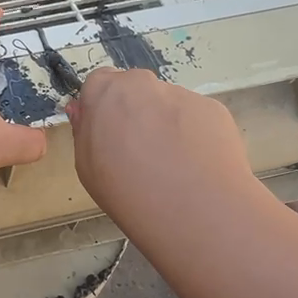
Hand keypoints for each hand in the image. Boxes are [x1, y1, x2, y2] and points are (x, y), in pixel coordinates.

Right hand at [65, 67, 255, 220]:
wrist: (198, 214)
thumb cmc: (129, 194)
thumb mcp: (87, 169)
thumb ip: (83, 131)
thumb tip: (84, 111)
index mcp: (106, 91)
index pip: (99, 84)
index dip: (104, 109)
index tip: (110, 136)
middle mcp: (143, 83)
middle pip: (136, 90)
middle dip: (137, 113)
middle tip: (142, 153)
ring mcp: (182, 94)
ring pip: (168, 105)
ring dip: (167, 125)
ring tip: (176, 167)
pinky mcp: (214, 109)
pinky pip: (197, 118)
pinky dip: (196, 135)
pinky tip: (198, 167)